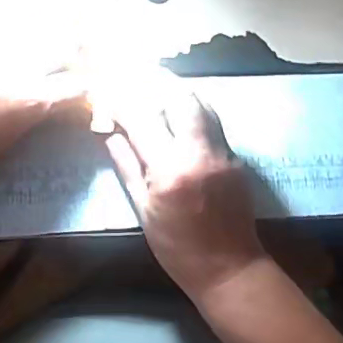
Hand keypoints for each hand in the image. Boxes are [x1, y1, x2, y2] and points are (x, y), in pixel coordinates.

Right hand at [104, 91, 267, 299]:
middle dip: (155, 81)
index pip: (142, 118)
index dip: (121, 101)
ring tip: (157, 83)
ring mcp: (222, 153)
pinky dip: (194, 108)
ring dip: (177, 89)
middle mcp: (199, 153)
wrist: (230, 269)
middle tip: (135, 74)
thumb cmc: (177, 247)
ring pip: (202, 104)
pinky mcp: (236, 158)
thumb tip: (109, 134)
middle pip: (179, 97)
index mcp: (170, 169)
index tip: (107, 93)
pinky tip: (179, 111)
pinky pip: (213, 122)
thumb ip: (126, 166)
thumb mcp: (143, 209)